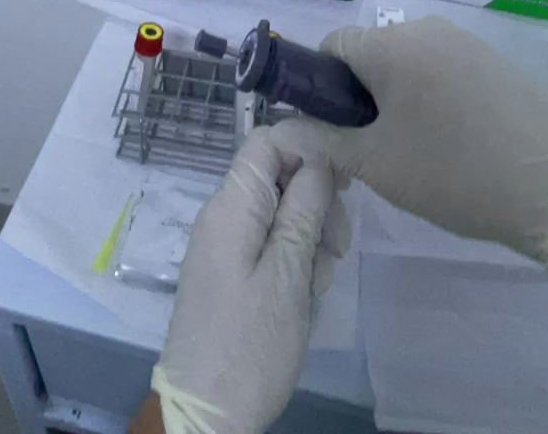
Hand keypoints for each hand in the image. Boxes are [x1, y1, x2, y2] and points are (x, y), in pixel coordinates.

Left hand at [150, 127, 342, 433]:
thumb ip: (303, 210)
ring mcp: (228, 243)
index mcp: (231, 205)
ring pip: (282, 211)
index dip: (307, 146)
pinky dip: (296, 258)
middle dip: (316, 200)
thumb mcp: (287, 273)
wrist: (204, 414)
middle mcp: (225, 214)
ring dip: (311, 234)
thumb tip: (319, 157)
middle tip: (338, 245)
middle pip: (279, 175)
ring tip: (322, 278)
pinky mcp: (235, 270)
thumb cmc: (249, 343)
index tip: (343, 179)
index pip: (267, 141)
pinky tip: (308, 290)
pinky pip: (271, 243)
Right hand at [272, 16, 547, 293]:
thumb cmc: (456, 173)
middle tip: (374, 146)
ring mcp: (466, 42)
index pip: (333, 44)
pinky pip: (444, 68)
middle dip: (360, 93)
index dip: (320, 83)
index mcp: (391, 46)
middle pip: (372, 51)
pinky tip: (456, 139)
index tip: (332, 125)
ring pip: (409, 61)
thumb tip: (284, 129)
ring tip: (418, 148)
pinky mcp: (496, 61)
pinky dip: (433, 94)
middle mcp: (426, 30)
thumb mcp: (379, 165)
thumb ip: (325, 142)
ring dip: (397, 95)